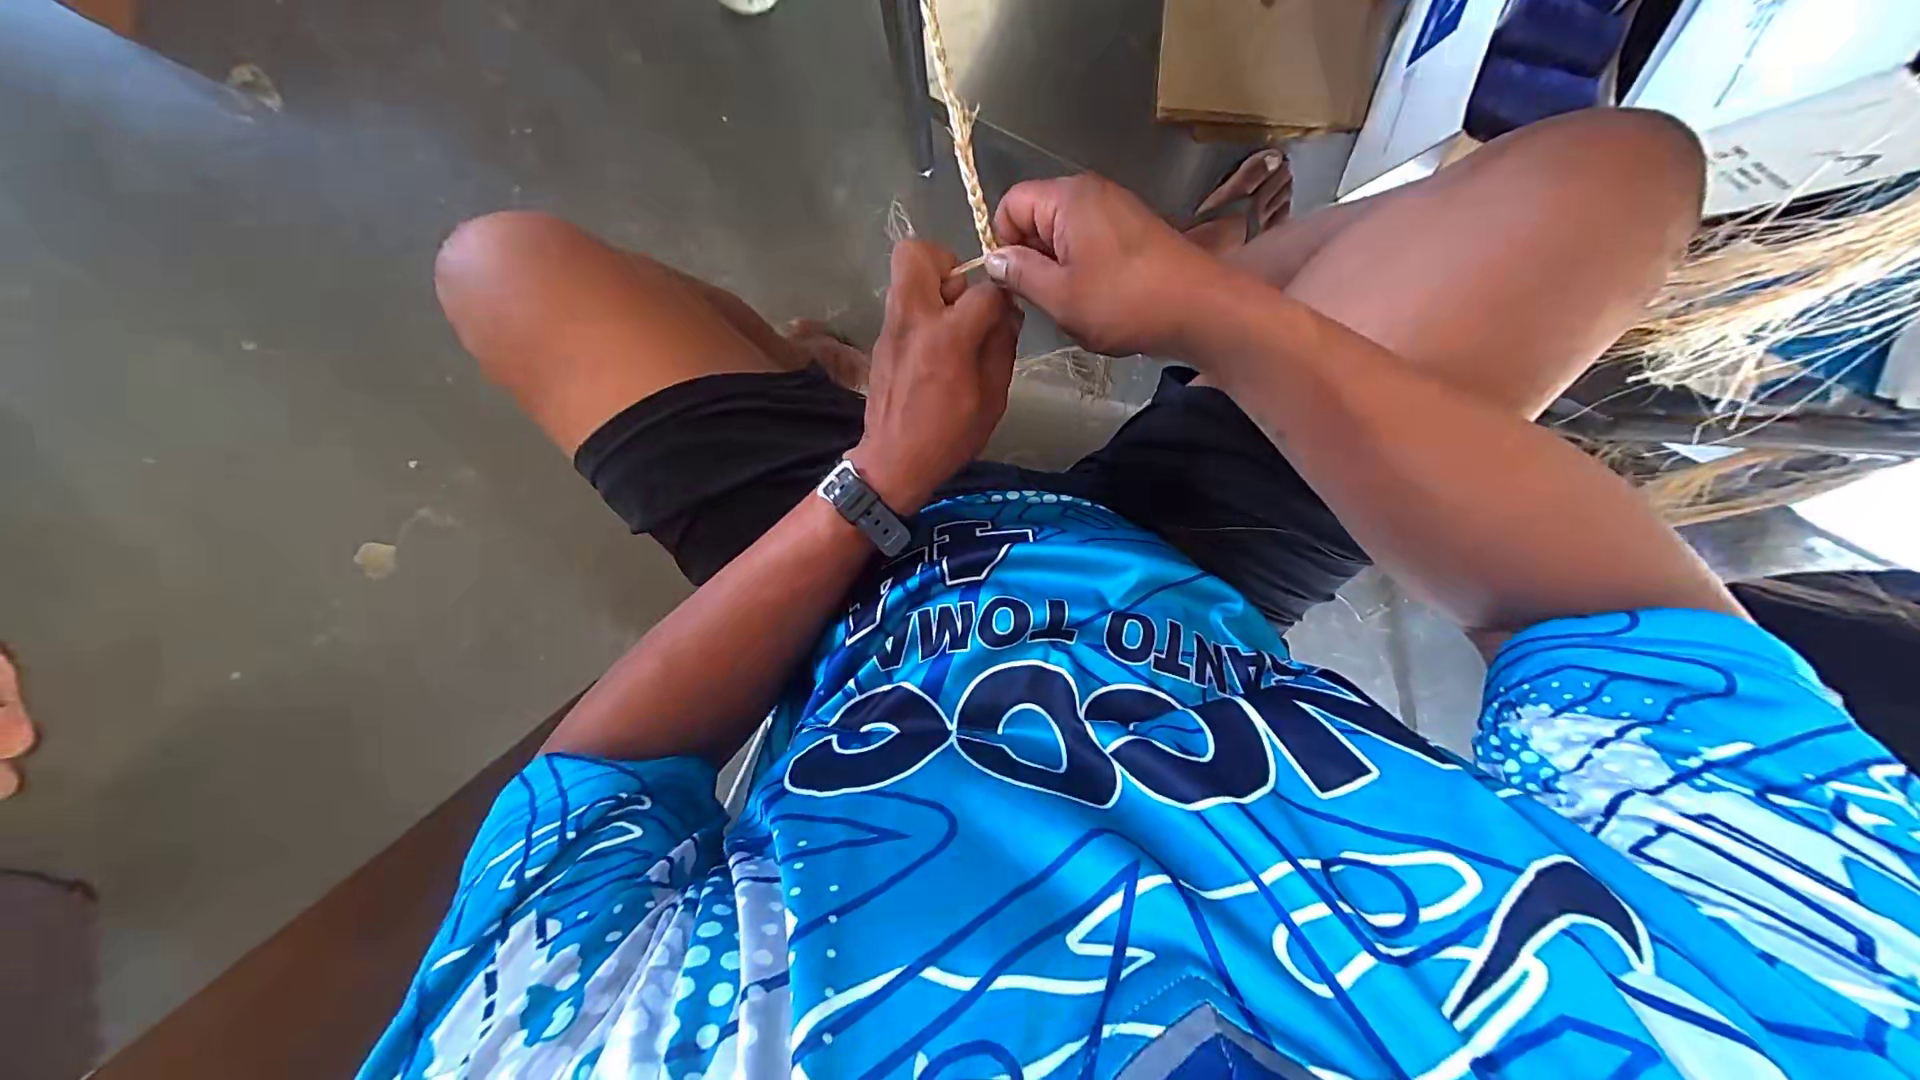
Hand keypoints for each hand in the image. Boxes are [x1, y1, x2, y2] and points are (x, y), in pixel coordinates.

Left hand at [848, 239, 1020, 511]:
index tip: (1006, 314)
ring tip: (952, 325)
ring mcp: (890, 329)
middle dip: (947, 264)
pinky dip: (922, 315)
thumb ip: (1002, 348)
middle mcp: (913, 321)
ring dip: (933, 288)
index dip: (1002, 297)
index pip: (983, 290)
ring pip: (905, 276)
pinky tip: (934, 350)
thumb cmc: (949, 437)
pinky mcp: (880, 342)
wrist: (893, 462)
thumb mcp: (992, 399)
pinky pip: (902, 307)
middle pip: (917, 252)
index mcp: (947, 338)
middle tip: (964, 300)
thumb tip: (1007, 315)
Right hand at [987, 173, 1226, 356]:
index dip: (1002, 243)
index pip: (1011, 204)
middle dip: (1030, 259)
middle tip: (1042, 300)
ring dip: (1056, 271)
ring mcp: (1116, 210)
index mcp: (1069, 198)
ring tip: (1072, 304)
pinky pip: (1089, 244)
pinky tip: (1096, 300)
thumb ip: (1019, 274)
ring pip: (1062, 236)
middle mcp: (1092, 192)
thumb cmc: (1124, 302)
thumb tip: (993, 259)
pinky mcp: (1133, 231)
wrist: (1199, 309)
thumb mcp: (1060, 295)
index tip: (1013, 283)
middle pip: (1036, 218)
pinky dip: (1082, 271)